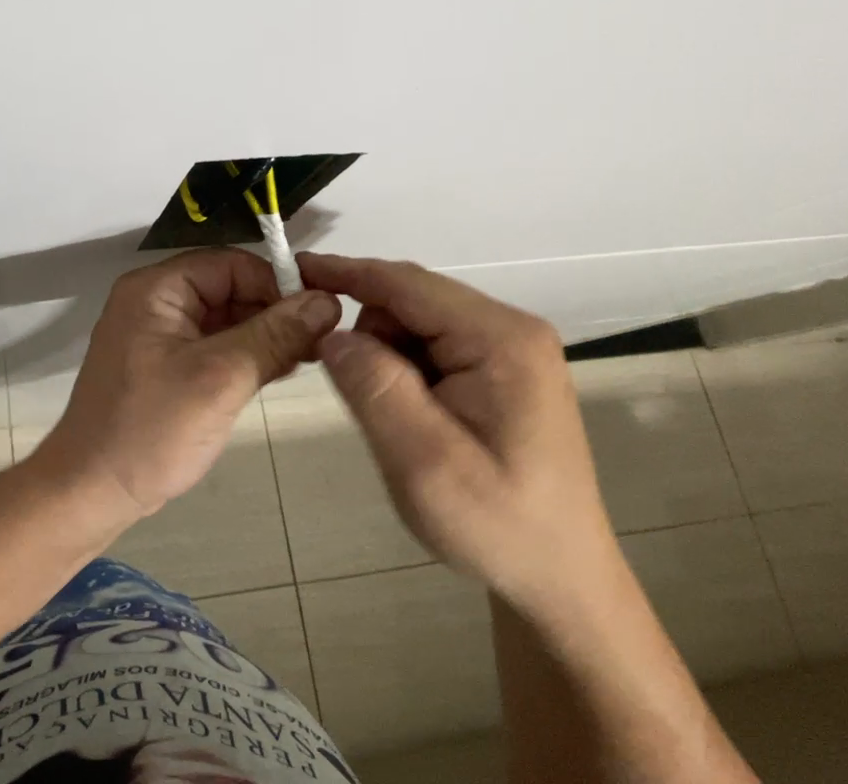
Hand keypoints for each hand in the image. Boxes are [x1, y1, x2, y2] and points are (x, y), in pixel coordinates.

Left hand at [31, 249, 341, 517]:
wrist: (92, 490)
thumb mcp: (220, 378)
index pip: (230, 265)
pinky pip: (214, 347)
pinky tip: (281, 372)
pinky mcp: (166, 368)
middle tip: (323, 343)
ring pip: (225, 319)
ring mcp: (158, 337)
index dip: (276, 284)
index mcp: (155, 290)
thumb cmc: (151, 430)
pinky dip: (246, 356)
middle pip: (229, 289)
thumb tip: (328, 302)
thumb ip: (275, 335)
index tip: (322, 315)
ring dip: (265, 336)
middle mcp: (154, 303)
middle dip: (274, 312)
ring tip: (308, 359)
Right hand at [297, 253, 619, 611]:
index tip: (290, 272)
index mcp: (500, 341)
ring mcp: (510, 350)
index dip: (346, 273)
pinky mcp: (502, 372)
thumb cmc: (495, 524)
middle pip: (412, 300)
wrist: (558, 575)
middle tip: (357, 399)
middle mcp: (511, 331)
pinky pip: (433, 348)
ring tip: (393, 422)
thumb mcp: (422, 461)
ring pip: (417, 324)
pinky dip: (405, 372)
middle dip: (369, 334)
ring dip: (386, 359)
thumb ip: (374, 387)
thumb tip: (331, 331)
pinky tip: (410, 418)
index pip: (407, 284)